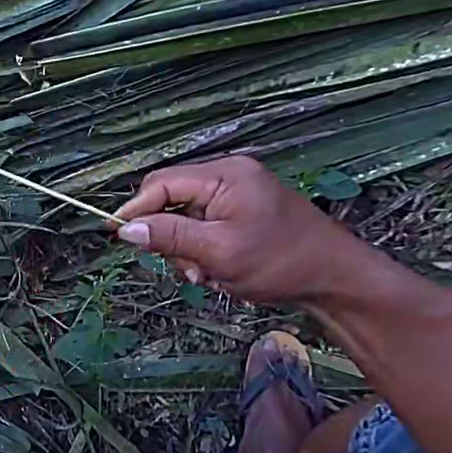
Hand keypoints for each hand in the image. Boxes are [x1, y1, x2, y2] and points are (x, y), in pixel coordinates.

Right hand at [112, 155, 356, 305]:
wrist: (334, 278)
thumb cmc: (281, 262)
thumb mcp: (220, 251)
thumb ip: (171, 237)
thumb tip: (126, 229)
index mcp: (224, 175)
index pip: (162, 183)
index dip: (136, 210)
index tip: (117, 236)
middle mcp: (228, 177)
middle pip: (171, 201)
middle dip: (170, 238)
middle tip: (190, 270)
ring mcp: (236, 195)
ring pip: (186, 220)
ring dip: (188, 252)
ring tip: (211, 275)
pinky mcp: (241, 213)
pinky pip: (205, 228)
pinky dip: (204, 252)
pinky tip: (221, 271)